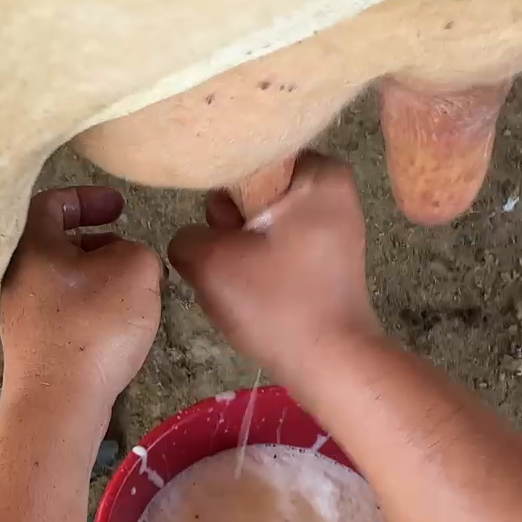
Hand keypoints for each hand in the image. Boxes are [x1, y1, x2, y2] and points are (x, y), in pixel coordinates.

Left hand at [0, 186, 162, 422]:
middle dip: (98, 245)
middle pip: (58, 248)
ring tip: (133, 296)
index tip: (119, 207)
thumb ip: (138, 250)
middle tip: (130, 254)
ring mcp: (23, 320)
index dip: (87, 198)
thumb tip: (127, 261)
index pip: (50, 203)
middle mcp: (19, 281)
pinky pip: (66, 320)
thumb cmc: (93, 328)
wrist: (58, 404)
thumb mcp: (135, 269)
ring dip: (99, 284)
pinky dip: (92, 316)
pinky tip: (117, 333)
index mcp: (32, 248)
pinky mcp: (34, 352)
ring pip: (65, 286)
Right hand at [167, 153, 387, 377]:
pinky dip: (261, 267)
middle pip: (252, 193)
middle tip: (236, 266)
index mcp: (317, 171)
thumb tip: (194, 240)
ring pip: (260, 224)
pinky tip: (260, 292)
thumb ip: (186, 236)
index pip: (246, 160)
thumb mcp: (210, 265)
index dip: (222, 200)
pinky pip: (276, 246)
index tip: (225, 236)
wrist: (328, 361)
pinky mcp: (329, 256)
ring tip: (246, 285)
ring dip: (241, 253)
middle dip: (232, 229)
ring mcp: (335, 222)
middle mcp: (333, 186)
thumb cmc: (276, 304)